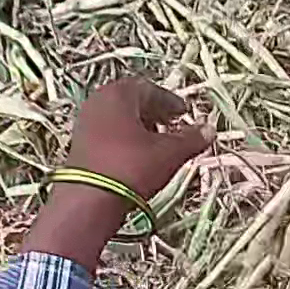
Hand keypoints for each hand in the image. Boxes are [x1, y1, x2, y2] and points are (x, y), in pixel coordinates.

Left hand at [25, 77, 214, 269]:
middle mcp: (98, 102)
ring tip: (156, 143)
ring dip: (139, 127)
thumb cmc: (132, 168)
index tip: (183, 113)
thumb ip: (191, 139)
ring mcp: (85, 123)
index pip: (149, 88)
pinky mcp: (80, 146)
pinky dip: (125, 140)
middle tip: (171, 124)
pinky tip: (136, 157)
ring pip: (118, 119)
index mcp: (119, 94)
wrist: (89, 200)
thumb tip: (210, 129)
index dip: (170, 101)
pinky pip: (108, 135)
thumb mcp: (168, 154)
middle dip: (153, 113)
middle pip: (131, 102)